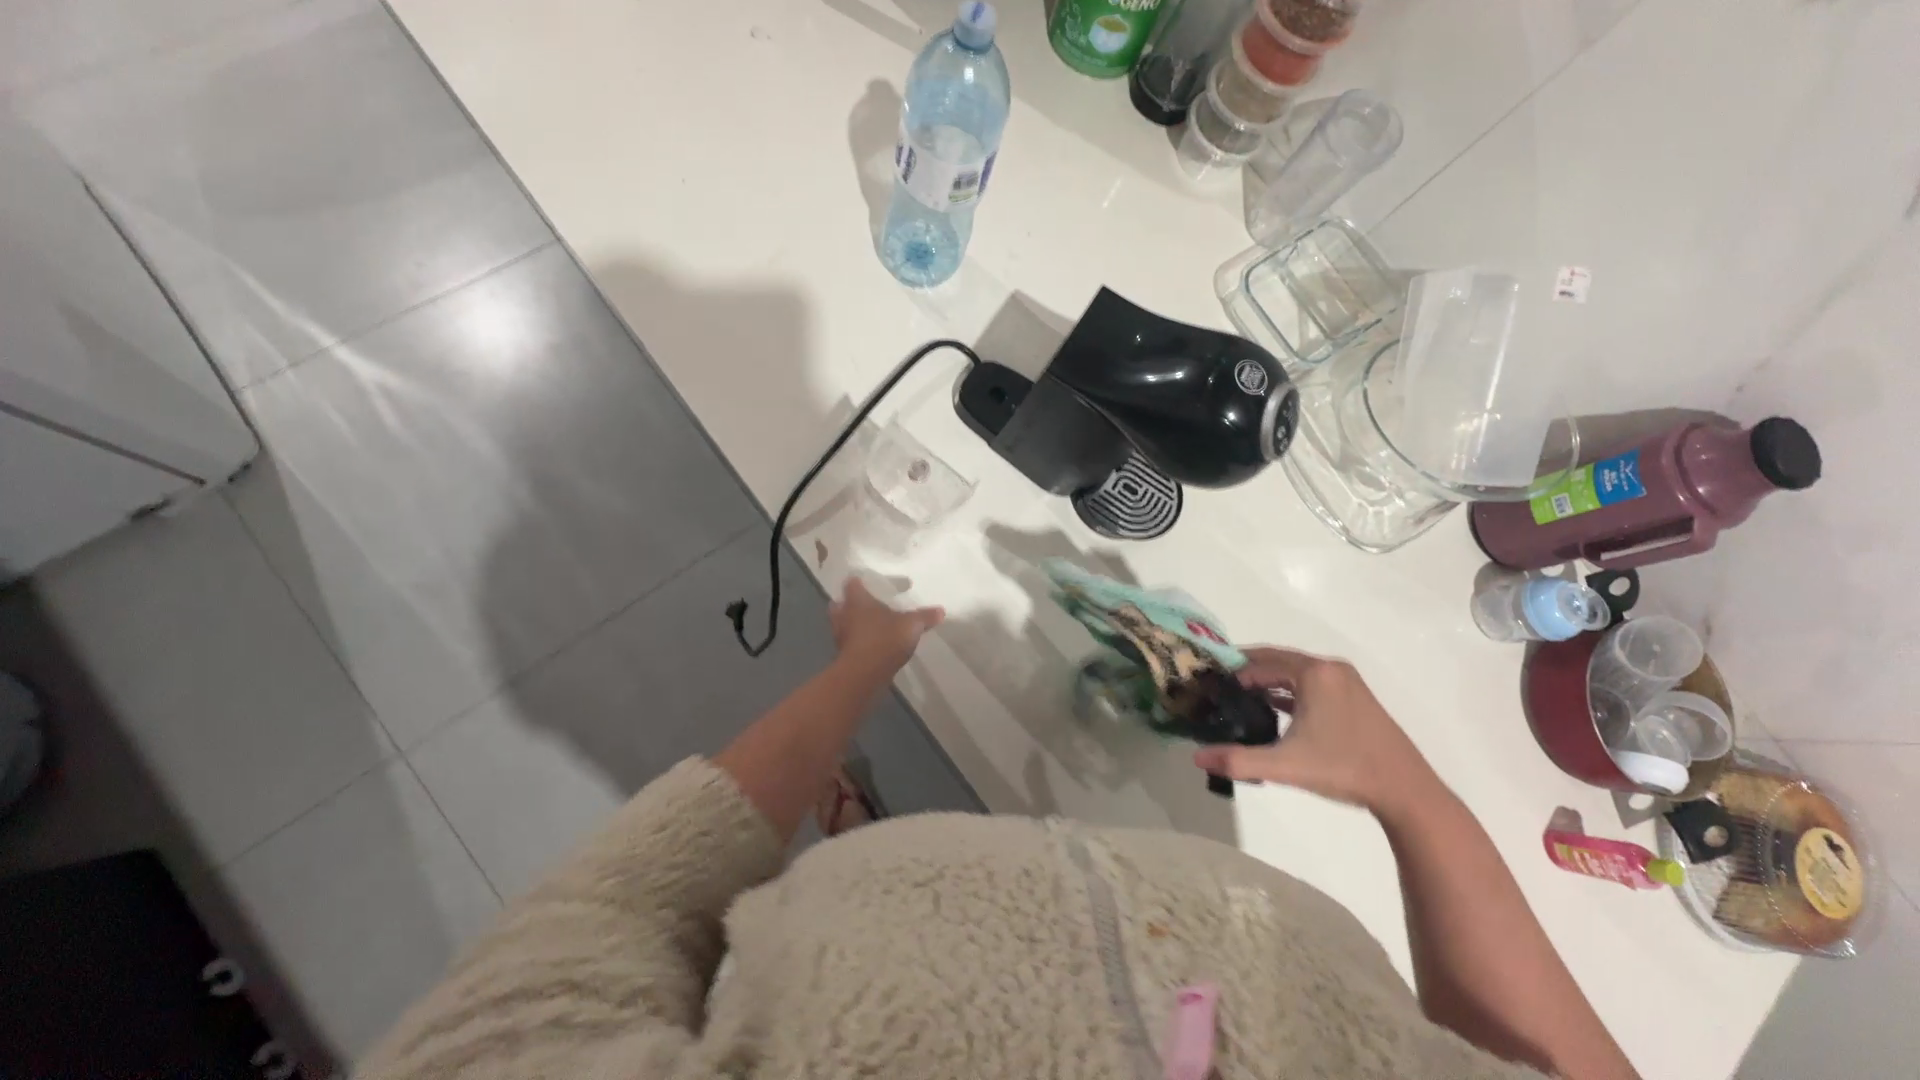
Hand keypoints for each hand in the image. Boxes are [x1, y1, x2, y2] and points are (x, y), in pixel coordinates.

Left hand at [829, 577, 943, 675]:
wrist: (864, 673)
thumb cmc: (885, 639)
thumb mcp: (912, 625)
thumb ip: (924, 616)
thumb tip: (941, 610)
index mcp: (857, 600)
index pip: (852, 583)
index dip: (858, 582)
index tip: (865, 582)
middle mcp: (844, 613)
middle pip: (840, 603)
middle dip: (850, 603)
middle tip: (864, 604)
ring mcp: (840, 635)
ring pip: (841, 623)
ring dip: (851, 623)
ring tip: (867, 625)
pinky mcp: (842, 654)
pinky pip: (847, 641)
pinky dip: (855, 641)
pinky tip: (869, 645)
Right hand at [1192, 647, 1440, 816]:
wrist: (1406, 791)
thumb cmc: (1344, 768)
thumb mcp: (1285, 765)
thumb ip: (1238, 760)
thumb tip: (1196, 758)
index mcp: (1314, 673)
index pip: (1262, 659)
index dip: (1233, 669)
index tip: (1209, 682)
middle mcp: (1330, 669)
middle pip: (1279, 662)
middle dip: (1249, 675)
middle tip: (1219, 692)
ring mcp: (1346, 683)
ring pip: (1296, 675)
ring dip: (1270, 684)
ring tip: (1240, 703)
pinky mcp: (1355, 700)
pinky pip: (1312, 687)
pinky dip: (1290, 694)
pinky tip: (1274, 714)